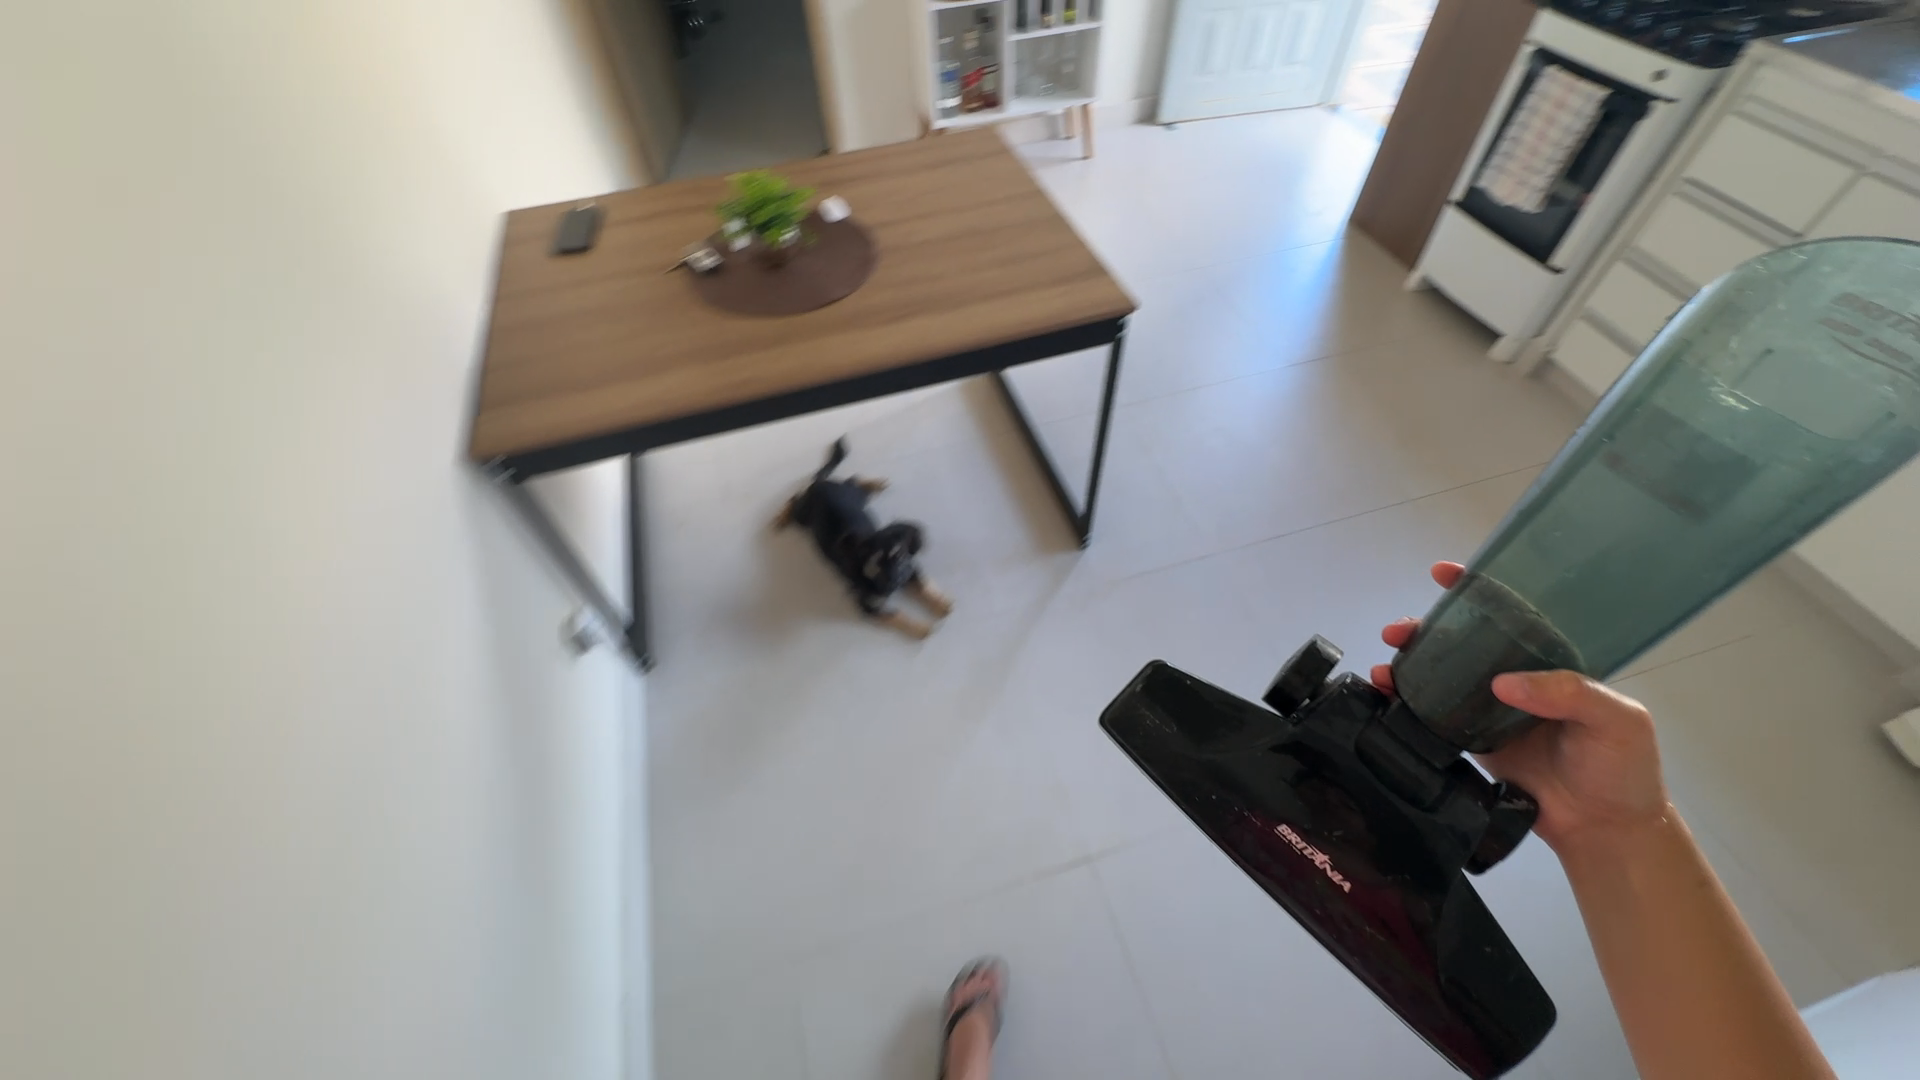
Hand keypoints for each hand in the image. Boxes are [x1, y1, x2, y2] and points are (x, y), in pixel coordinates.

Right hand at [1372, 562, 1671, 852]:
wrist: (1603, 829)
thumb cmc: (1622, 768)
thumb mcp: (1618, 720)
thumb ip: (1569, 692)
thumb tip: (1501, 683)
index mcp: (1548, 663)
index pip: (1510, 616)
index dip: (1475, 591)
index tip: (1443, 574)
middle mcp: (1511, 678)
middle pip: (1458, 642)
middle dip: (1422, 629)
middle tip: (1398, 632)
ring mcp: (1484, 708)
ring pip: (1435, 674)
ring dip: (1405, 663)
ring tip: (1383, 667)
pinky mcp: (1465, 738)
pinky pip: (1427, 712)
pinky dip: (1400, 700)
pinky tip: (1383, 694)